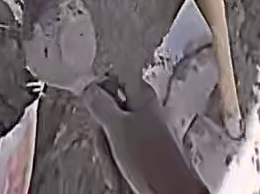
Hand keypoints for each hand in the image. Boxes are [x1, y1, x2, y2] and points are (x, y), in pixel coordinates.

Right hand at [80, 77, 209, 193]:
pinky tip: (118, 175)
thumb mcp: (118, 128)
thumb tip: (88, 87)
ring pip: (113, 131)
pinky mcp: (143, 150)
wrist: (171, 192)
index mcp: (142, 94)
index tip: (91, 106)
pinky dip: (116, 161)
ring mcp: (144, 129)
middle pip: (110, 108)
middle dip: (103, 130)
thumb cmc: (151, 158)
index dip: (100, 91)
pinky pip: (120, 148)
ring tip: (114, 169)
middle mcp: (145, 108)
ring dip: (108, 151)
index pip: (114, 78)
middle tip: (105, 146)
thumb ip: (101, 105)